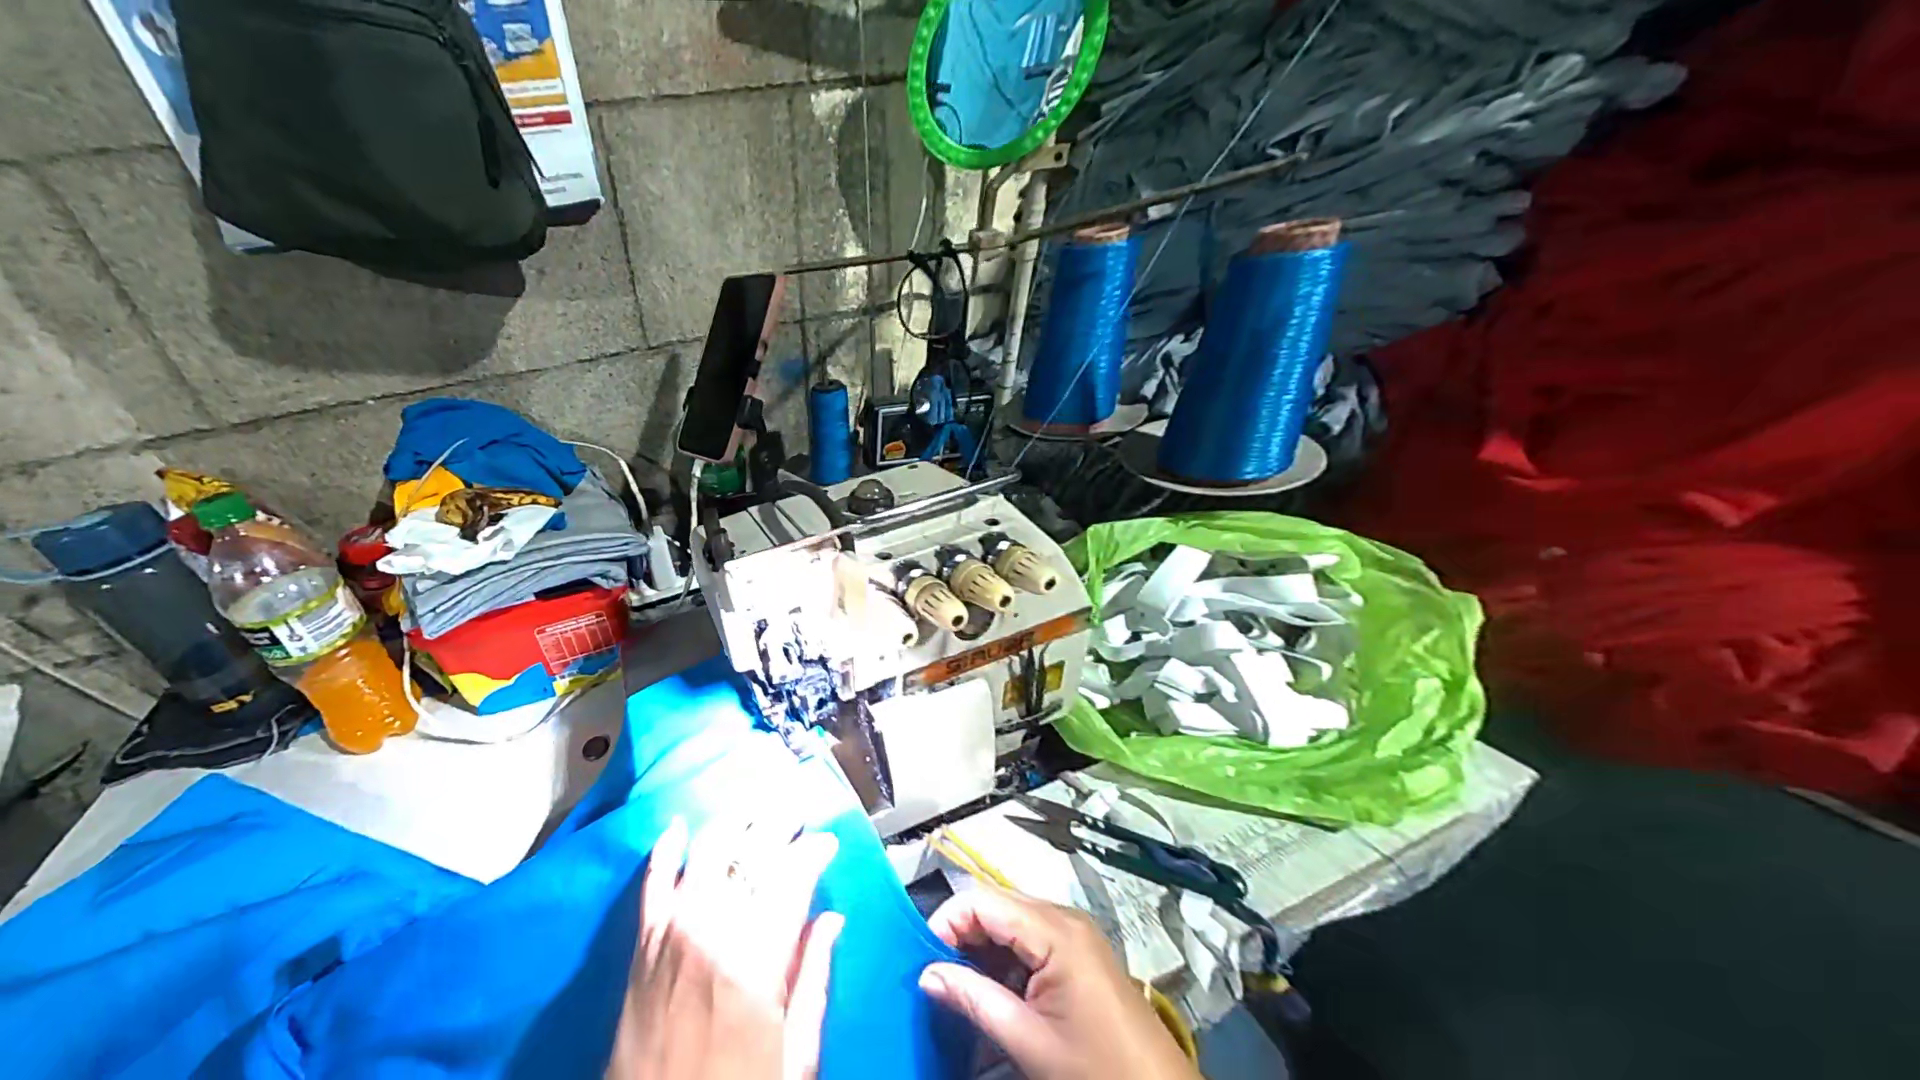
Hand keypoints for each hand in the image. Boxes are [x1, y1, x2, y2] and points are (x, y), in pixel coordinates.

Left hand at [608, 816, 842, 1079]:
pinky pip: (652, 883)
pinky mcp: (641, 946)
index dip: (814, 850)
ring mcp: (671, 933)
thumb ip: (813, 979)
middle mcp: (712, 930)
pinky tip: (678, 826)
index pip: (792, 876)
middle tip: (797, 814)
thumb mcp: (794, 1055)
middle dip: (780, 824)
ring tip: (755, 809)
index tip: (828, 842)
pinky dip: (664, 850)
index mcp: (757, 958)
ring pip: (706, 851)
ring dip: (734, 822)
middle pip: (751, 853)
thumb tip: (831, 920)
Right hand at [918, 889, 1199, 1079]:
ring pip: (1010, 921)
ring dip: (981, 949)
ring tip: (959, 989)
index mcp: (1054, 930)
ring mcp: (1073, 932)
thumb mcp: (1029, 1040)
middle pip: (996, 905)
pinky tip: (991, 992)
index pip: (982, 900)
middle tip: (936, 977)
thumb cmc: (1096, 1068)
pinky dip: (1004, 959)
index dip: (947, 921)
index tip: (923, 961)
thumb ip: (975, 1000)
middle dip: (961, 935)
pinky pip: (1029, 939)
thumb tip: (927, 974)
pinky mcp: (1077, 951)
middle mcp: (1063, 917)